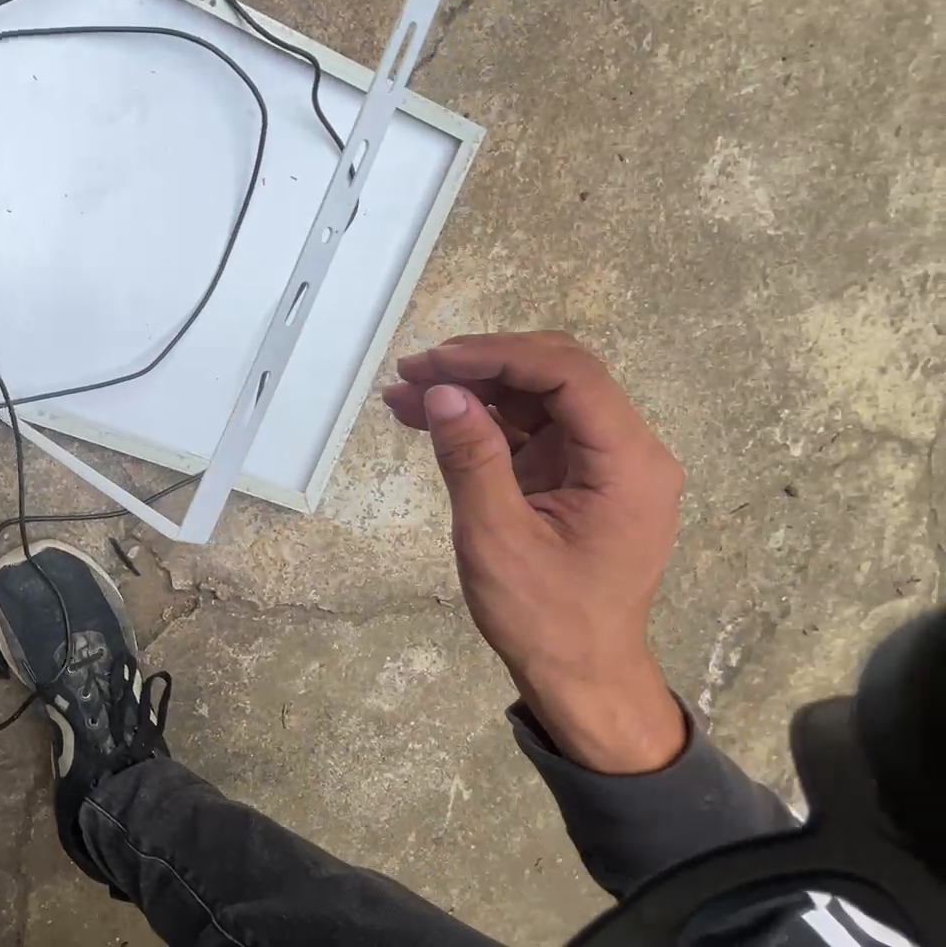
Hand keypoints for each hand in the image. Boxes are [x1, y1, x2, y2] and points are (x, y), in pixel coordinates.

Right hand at [382, 332, 686, 774]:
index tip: (433, 362)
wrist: (576, 673)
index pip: (570, 375)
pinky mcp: (567, 475)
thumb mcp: (496, 536)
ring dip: (470, 387)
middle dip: (482, 363)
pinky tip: (423, 416)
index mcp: (627, 463)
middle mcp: (622, 451)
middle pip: (556, 373)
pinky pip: (522, 427)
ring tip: (403, 391)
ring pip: (533, 395)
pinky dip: (475, 418)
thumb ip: (472, 457)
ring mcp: (595, 462)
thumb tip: (441, 391)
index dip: (498, 356)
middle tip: (413, 372)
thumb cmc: (543, 614)